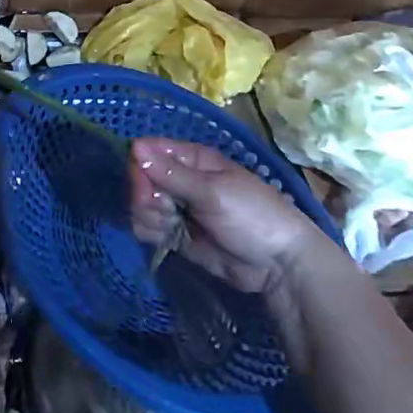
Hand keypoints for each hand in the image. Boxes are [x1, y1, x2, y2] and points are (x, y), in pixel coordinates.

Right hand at [128, 138, 326, 293]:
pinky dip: (151, 232)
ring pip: (141, 203)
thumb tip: (134, 147)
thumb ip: (172, 174)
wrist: (278, 265)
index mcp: (191, 159)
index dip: (140, 165)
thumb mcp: (213, 192)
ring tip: (171, 226)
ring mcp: (178, 207)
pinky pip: (148, 226)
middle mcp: (179, 178)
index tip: (144, 185)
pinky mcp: (176, 233)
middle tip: (166, 210)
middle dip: (144, 195)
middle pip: (141, 178)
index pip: (149, 150)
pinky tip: (167, 238)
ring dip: (148, 215)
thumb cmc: (252, 215)